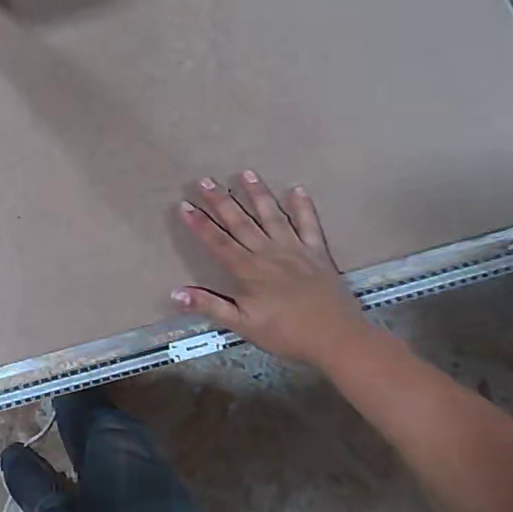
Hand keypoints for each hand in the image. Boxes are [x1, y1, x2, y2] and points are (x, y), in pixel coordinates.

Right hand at [173, 171, 370, 364]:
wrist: (337, 338)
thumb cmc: (286, 334)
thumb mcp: (243, 325)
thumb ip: (210, 306)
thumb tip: (176, 293)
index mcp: (248, 270)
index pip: (218, 242)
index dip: (199, 224)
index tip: (184, 205)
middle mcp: (269, 253)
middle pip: (240, 222)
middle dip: (221, 201)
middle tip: (205, 180)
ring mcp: (295, 249)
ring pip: (272, 216)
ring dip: (258, 194)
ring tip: (246, 173)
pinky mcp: (317, 252)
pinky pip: (309, 224)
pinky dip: (303, 206)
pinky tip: (297, 189)